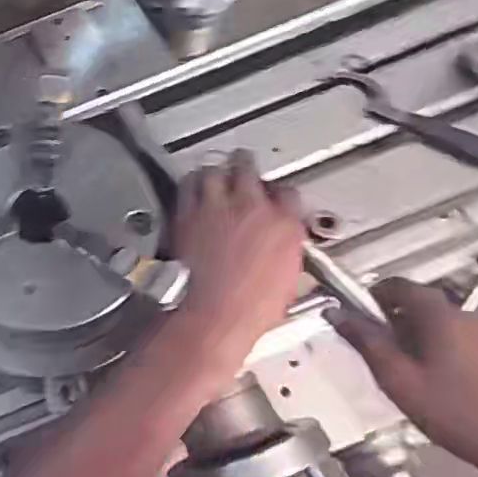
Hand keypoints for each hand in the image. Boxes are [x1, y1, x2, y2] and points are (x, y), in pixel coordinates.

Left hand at [169, 151, 315, 372]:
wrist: (214, 315)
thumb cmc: (250, 308)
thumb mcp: (287, 280)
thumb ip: (285, 250)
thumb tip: (280, 247)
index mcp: (284, 225)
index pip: (289, 193)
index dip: (280, 192)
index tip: (275, 194)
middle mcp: (251, 208)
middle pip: (249, 169)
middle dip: (246, 164)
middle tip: (243, 161)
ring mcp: (217, 208)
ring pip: (214, 171)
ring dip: (215, 170)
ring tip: (214, 169)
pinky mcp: (189, 215)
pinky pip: (188, 187)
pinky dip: (191, 184)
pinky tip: (191, 185)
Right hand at [330, 279, 477, 476]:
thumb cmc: (461, 418)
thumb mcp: (399, 383)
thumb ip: (367, 344)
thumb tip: (339, 315)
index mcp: (443, 318)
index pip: (401, 285)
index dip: (376, 293)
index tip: (364, 311)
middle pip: (432, 308)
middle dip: (406, 322)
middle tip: (391, 352)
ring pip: (461, 329)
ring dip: (439, 341)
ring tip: (429, 377)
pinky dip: (469, 358)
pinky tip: (468, 393)